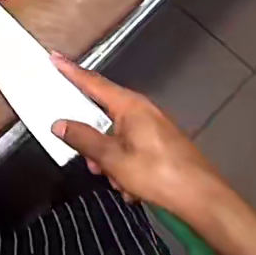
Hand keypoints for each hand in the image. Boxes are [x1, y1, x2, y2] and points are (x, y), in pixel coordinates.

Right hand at [51, 55, 227, 218]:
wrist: (200, 196)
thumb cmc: (157, 173)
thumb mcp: (113, 159)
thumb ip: (84, 139)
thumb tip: (60, 124)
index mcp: (130, 106)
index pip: (93, 83)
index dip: (72, 71)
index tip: (55, 58)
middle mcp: (142, 110)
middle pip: (103, 116)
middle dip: (93, 143)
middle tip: (93, 163)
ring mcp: (152, 126)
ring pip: (116, 138)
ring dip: (110, 161)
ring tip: (119, 182)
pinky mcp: (160, 143)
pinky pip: (131, 149)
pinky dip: (125, 167)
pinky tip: (132, 187)